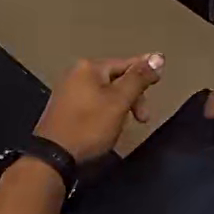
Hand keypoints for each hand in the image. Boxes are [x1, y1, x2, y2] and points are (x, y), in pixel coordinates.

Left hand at [33, 54, 164, 161]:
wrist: (53, 157)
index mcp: (89, 67)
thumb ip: (138, 78)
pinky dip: (105, 111)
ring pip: (105, 92)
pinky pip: (93, 103)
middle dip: (132, 96)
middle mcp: (76, 73)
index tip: (160, 81)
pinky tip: (108, 127)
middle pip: (115, 78)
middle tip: (143, 119)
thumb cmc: (89, 126)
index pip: (125, 63)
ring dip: (120, 106)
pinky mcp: (64, 108)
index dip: (145, 72)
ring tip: (123, 126)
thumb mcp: (119, 101)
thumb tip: (158, 56)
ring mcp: (68, 91)